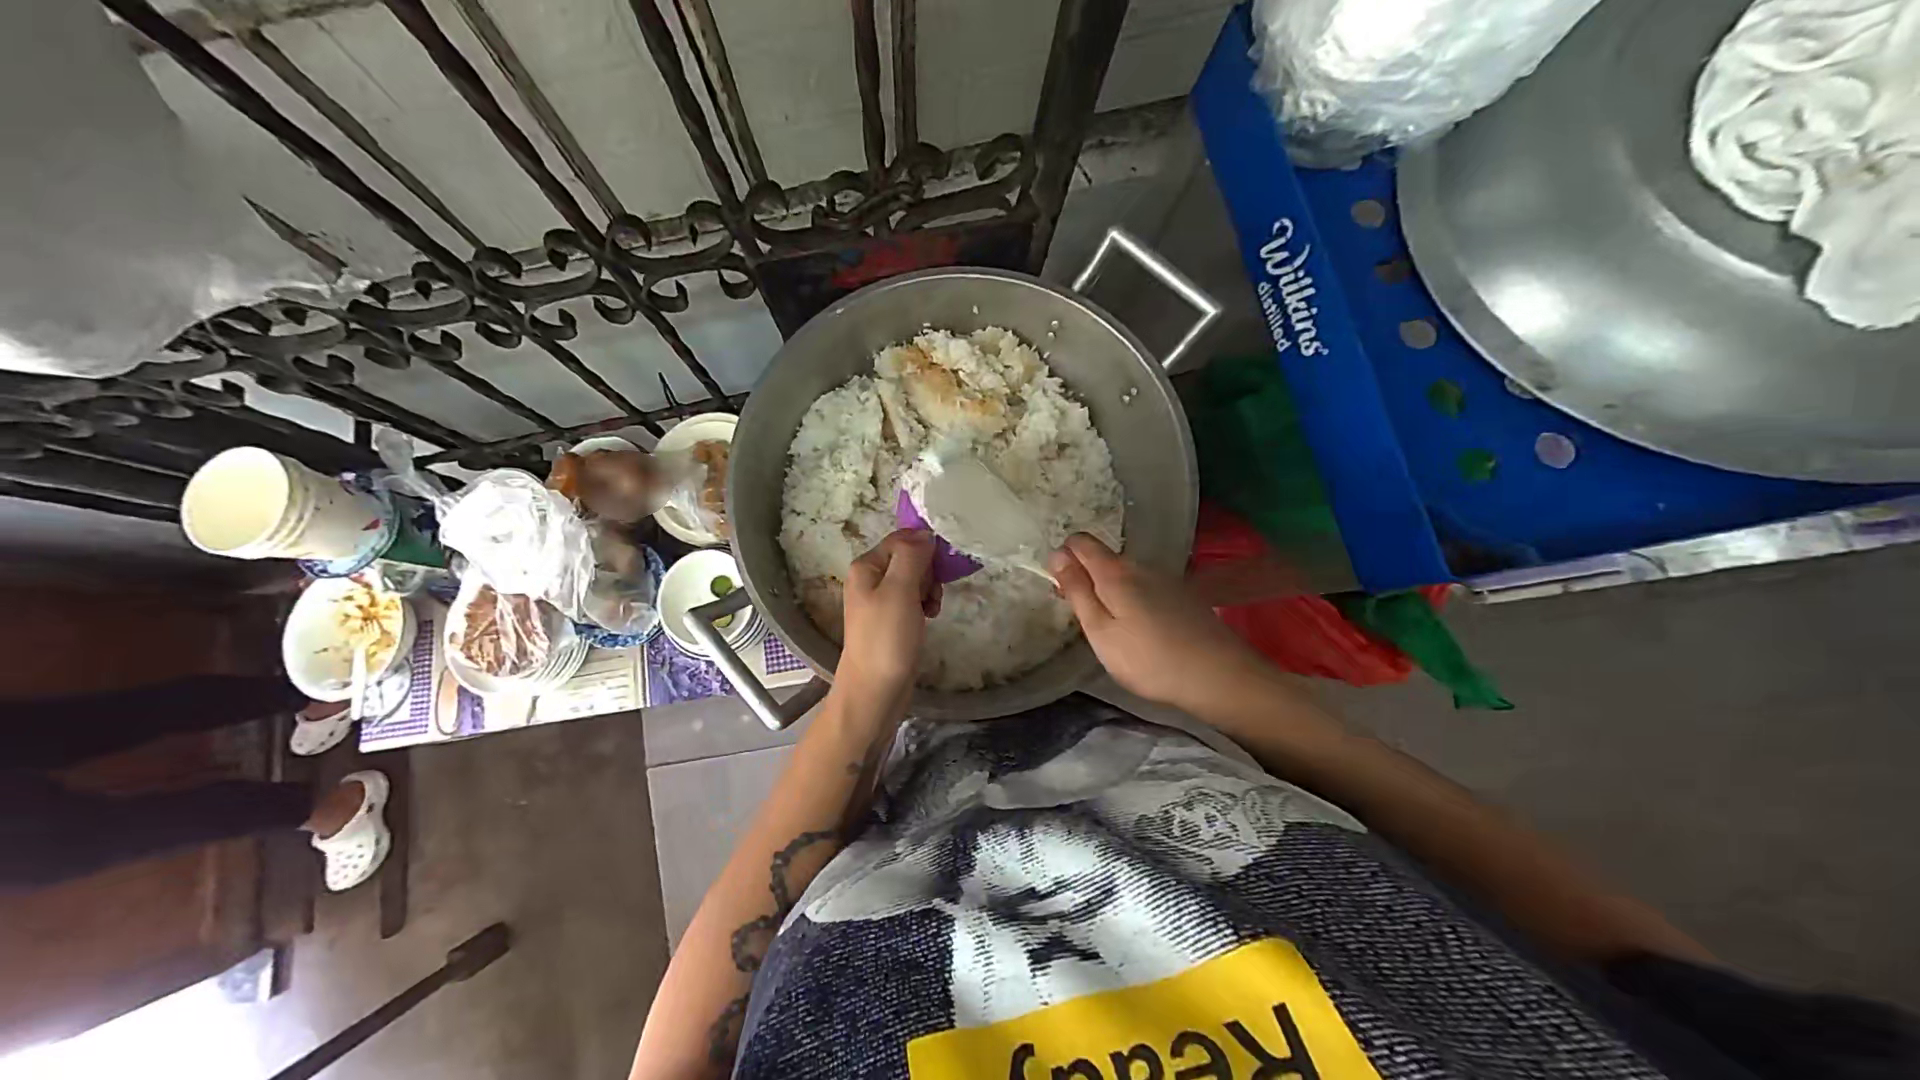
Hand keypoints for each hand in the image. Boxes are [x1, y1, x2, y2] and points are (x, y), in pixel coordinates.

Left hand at [835, 529, 941, 701]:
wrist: (876, 691)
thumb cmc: (887, 639)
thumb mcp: (900, 590)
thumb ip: (912, 556)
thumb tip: (925, 532)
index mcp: (866, 566)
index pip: (902, 538)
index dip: (924, 549)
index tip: (940, 568)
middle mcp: (870, 579)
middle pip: (909, 557)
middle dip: (928, 572)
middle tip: (931, 594)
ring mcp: (880, 600)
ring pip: (915, 579)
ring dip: (930, 590)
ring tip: (931, 609)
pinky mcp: (891, 619)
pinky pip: (913, 599)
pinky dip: (925, 605)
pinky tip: (930, 618)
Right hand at [1050, 533, 1273, 713]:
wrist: (1219, 676)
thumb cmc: (1148, 659)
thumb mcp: (1101, 631)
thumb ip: (1078, 591)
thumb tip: (1057, 554)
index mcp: (1115, 572)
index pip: (1081, 543)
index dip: (1065, 557)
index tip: (1061, 587)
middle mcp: (1141, 566)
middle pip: (1104, 558)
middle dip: (1087, 577)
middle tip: (1084, 617)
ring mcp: (1166, 579)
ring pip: (1127, 574)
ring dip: (1113, 591)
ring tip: (1112, 628)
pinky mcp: (1184, 595)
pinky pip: (1147, 587)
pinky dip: (1135, 600)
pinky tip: (1142, 629)